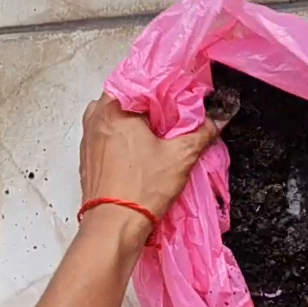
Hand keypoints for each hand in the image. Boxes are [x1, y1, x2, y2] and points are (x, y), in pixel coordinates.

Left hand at [78, 96, 220, 222]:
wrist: (113, 226)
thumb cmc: (142, 189)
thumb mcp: (181, 157)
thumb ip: (202, 132)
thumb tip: (220, 118)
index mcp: (115, 107)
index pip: (143, 80)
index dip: (165, 88)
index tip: (181, 97)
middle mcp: (96, 117)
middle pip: (128, 98)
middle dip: (151, 106)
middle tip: (173, 117)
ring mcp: (88, 137)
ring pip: (116, 116)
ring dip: (136, 121)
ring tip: (158, 134)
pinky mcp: (87, 156)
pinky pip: (107, 135)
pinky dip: (123, 137)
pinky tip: (141, 151)